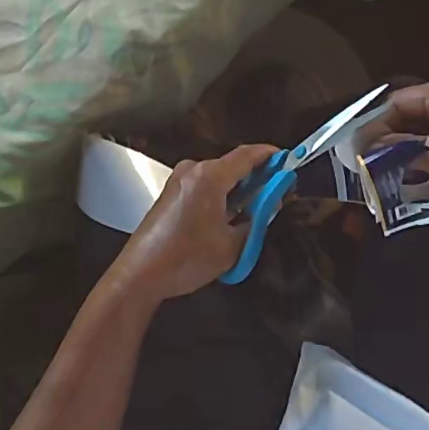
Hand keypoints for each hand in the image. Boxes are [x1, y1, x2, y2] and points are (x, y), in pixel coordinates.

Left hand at [111, 144, 277, 301]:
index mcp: (210, 176)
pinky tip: (231, 212)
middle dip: (257, 174)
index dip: (270, 155)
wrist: (140, 274)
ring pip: (219, 175)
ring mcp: (180, 179)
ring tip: (257, 205)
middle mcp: (194, 169)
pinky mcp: (172, 191)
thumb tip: (271, 206)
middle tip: (278, 189)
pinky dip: (222, 192)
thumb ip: (256, 221)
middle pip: (233, 163)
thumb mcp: (232, 245)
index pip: (248, 155)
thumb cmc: (187, 258)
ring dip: (239, 186)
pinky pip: (205, 184)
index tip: (288, 160)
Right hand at [365, 74, 428, 216]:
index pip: (398, 101)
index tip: (357, 146)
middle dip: (386, 136)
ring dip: (399, 146)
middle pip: (406, 113)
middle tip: (363, 157)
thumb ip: (398, 149)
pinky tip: (399, 168)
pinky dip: (415, 151)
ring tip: (375, 164)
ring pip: (416, 127)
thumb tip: (364, 150)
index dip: (376, 124)